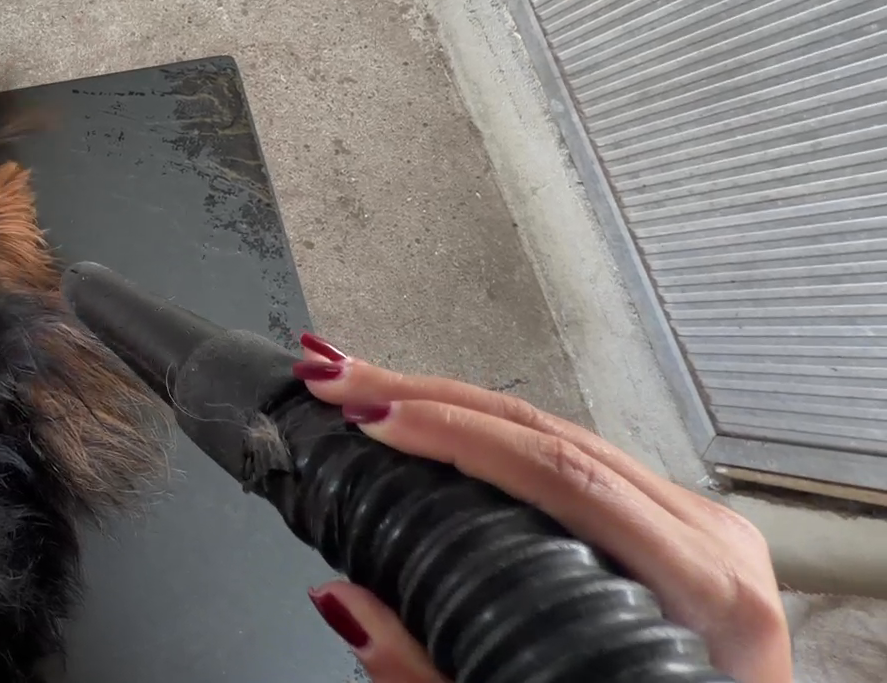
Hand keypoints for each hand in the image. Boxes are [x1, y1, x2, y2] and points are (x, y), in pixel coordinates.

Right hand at [291, 335, 790, 682]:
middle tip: (330, 379)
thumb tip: (341, 602)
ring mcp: (677, 515)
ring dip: (430, 395)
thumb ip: (431, 675)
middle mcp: (699, 537)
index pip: (562, 475)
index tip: (369, 421)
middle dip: (416, 395)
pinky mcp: (648, 507)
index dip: (454, 433)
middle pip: (539, 430)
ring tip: (348, 379)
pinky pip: (545, 438)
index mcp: (700, 592)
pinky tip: (407, 403)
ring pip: (538, 421)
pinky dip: (464, 415)